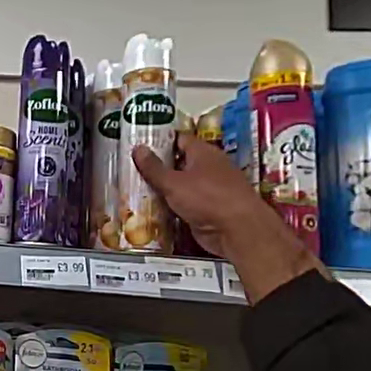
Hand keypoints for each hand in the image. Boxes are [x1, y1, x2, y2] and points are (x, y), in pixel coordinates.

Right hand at [132, 136, 324, 301]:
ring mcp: (211, 189)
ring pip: (182, 185)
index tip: (139, 146)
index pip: (179, 140)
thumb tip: (137, 148)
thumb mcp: (173, 182)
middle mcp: (209, 167)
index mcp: (204, 152)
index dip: (159, 141)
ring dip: (164, 189)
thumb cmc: (207, 198)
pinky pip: (186, 203)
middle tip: (132, 169)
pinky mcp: (209, 210)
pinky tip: (152, 209)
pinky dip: (172, 206)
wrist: (238, 231)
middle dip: (158, 167)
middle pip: (180, 163)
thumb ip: (154, 168)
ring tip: (137, 189)